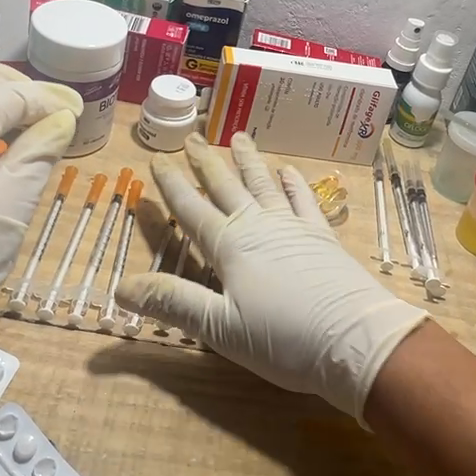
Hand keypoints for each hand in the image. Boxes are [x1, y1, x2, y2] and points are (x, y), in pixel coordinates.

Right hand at [115, 134, 427, 421]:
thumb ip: (173, 302)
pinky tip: (287, 171)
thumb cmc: (283, 339)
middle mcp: (259, 226)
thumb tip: (120, 286)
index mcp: (230, 247)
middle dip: (207, 162)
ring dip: (249, 161)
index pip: (192, 210)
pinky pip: (303, 199)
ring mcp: (294, 227)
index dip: (172, 186)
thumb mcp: (220, 329)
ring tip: (238, 136)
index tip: (157, 160)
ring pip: (264, 184)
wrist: (355, 338)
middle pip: (227, 187)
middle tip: (193, 137)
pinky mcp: (322, 236)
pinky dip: (292, 183)